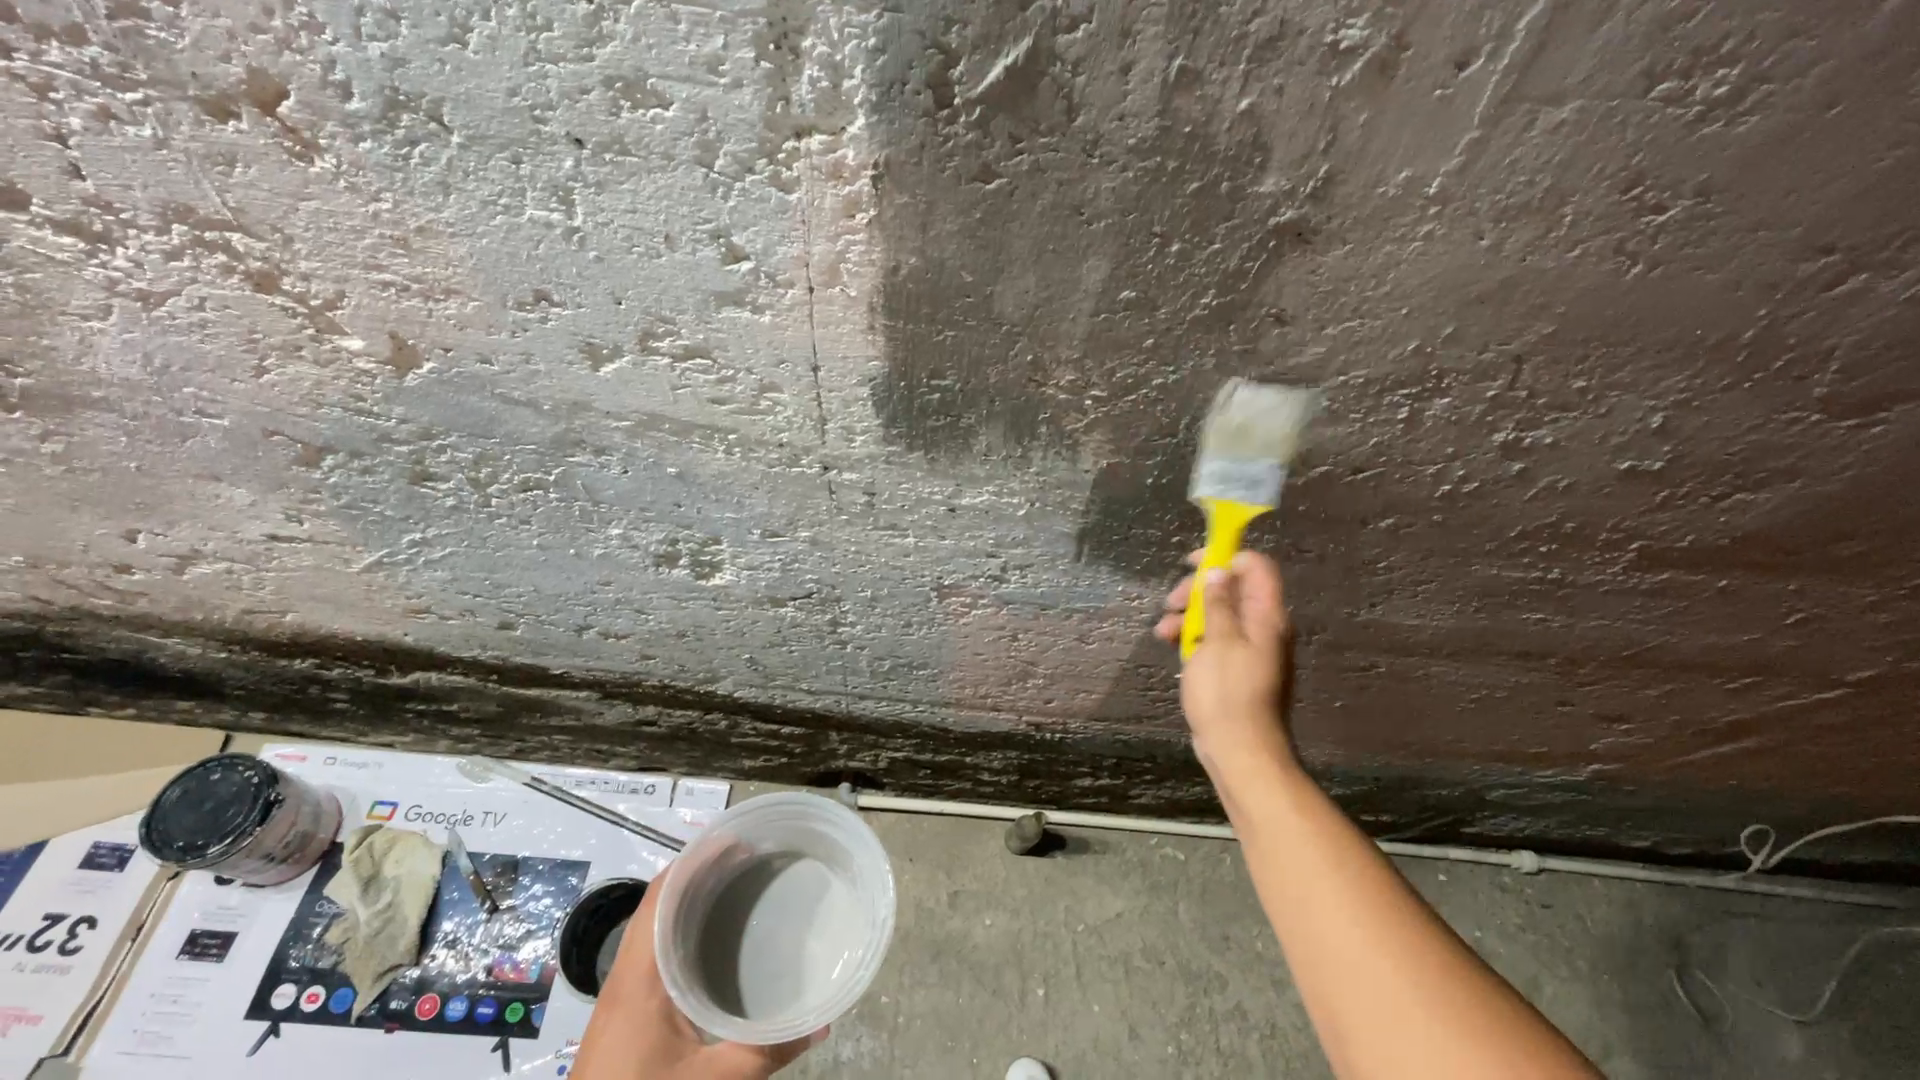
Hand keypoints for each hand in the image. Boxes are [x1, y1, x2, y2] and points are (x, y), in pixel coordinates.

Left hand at [570, 866, 822, 1079]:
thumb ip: (767, 1053)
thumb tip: (821, 1024)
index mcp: (640, 977)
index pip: (659, 898)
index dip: (694, 862)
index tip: (735, 842)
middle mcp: (625, 976)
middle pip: (656, 906)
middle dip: (698, 875)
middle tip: (748, 860)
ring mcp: (619, 996)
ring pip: (650, 930)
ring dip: (686, 903)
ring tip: (734, 889)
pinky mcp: (623, 1015)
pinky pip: (651, 954)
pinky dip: (679, 934)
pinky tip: (710, 947)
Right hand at [1153, 550, 1295, 781]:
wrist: (1238, 749)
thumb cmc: (1227, 692)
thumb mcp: (1218, 641)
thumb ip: (1218, 603)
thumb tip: (1218, 572)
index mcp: (1267, 616)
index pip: (1256, 567)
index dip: (1226, 556)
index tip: (1193, 562)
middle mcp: (1262, 628)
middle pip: (1232, 589)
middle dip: (1198, 589)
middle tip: (1170, 601)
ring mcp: (1249, 649)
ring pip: (1218, 615)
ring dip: (1188, 615)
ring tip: (1163, 630)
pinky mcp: (1234, 669)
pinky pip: (1214, 640)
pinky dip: (1193, 637)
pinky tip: (1172, 645)